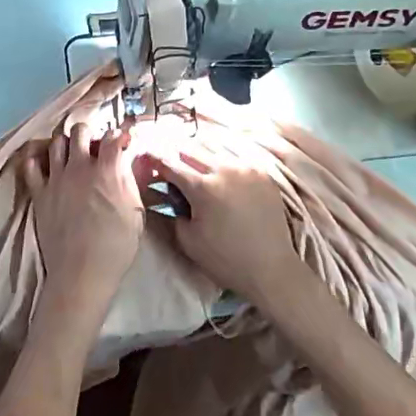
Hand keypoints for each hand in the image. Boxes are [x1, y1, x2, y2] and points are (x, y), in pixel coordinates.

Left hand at [24, 124, 144, 304]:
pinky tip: (47, 166)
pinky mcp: (39, 192)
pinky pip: (31, 165)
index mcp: (107, 170)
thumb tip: (131, 161)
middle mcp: (80, 166)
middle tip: (95, 147)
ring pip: (57, 142)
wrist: (82, 272)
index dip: (120, 136)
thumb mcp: (136, 212)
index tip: (122, 143)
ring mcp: (56, 177)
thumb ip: (132, 181)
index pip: (113, 136)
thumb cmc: (116, 246)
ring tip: (72, 155)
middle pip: (81, 131)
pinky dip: (39, 160)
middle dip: (90, 134)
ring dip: (66, 144)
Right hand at [151, 148, 304, 302]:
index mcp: (202, 187)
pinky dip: (222, 156)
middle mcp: (224, 169)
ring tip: (191, 159)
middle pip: (191, 148)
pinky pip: (237, 155)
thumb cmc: (225, 259)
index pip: (170, 163)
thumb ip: (169, 213)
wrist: (271, 268)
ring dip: (198, 151)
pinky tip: (218, 165)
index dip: (154, 158)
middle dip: (175, 152)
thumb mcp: (188, 241)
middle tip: (168, 158)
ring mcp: (246, 168)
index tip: (144, 155)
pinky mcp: (262, 173)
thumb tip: (159, 195)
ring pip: (215, 147)